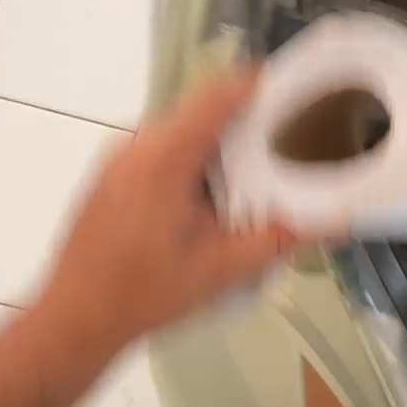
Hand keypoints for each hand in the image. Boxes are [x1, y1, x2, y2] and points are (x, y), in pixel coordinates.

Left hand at [35, 71, 298, 356]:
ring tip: (250, 171)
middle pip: (199, 112)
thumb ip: (280, 239)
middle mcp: (137, 144)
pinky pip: (157, 148)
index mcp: (165, 156)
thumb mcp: (222, 270)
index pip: (216, 97)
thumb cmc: (146, 292)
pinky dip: (189, 158)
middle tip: (283, 137)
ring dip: (214, 143)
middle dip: (242, 119)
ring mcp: (117, 158)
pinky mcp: (107, 175)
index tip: (290, 83)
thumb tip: (337, 222)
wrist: (69, 324)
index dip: (254, 83)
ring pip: (178, 131)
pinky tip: (205, 197)